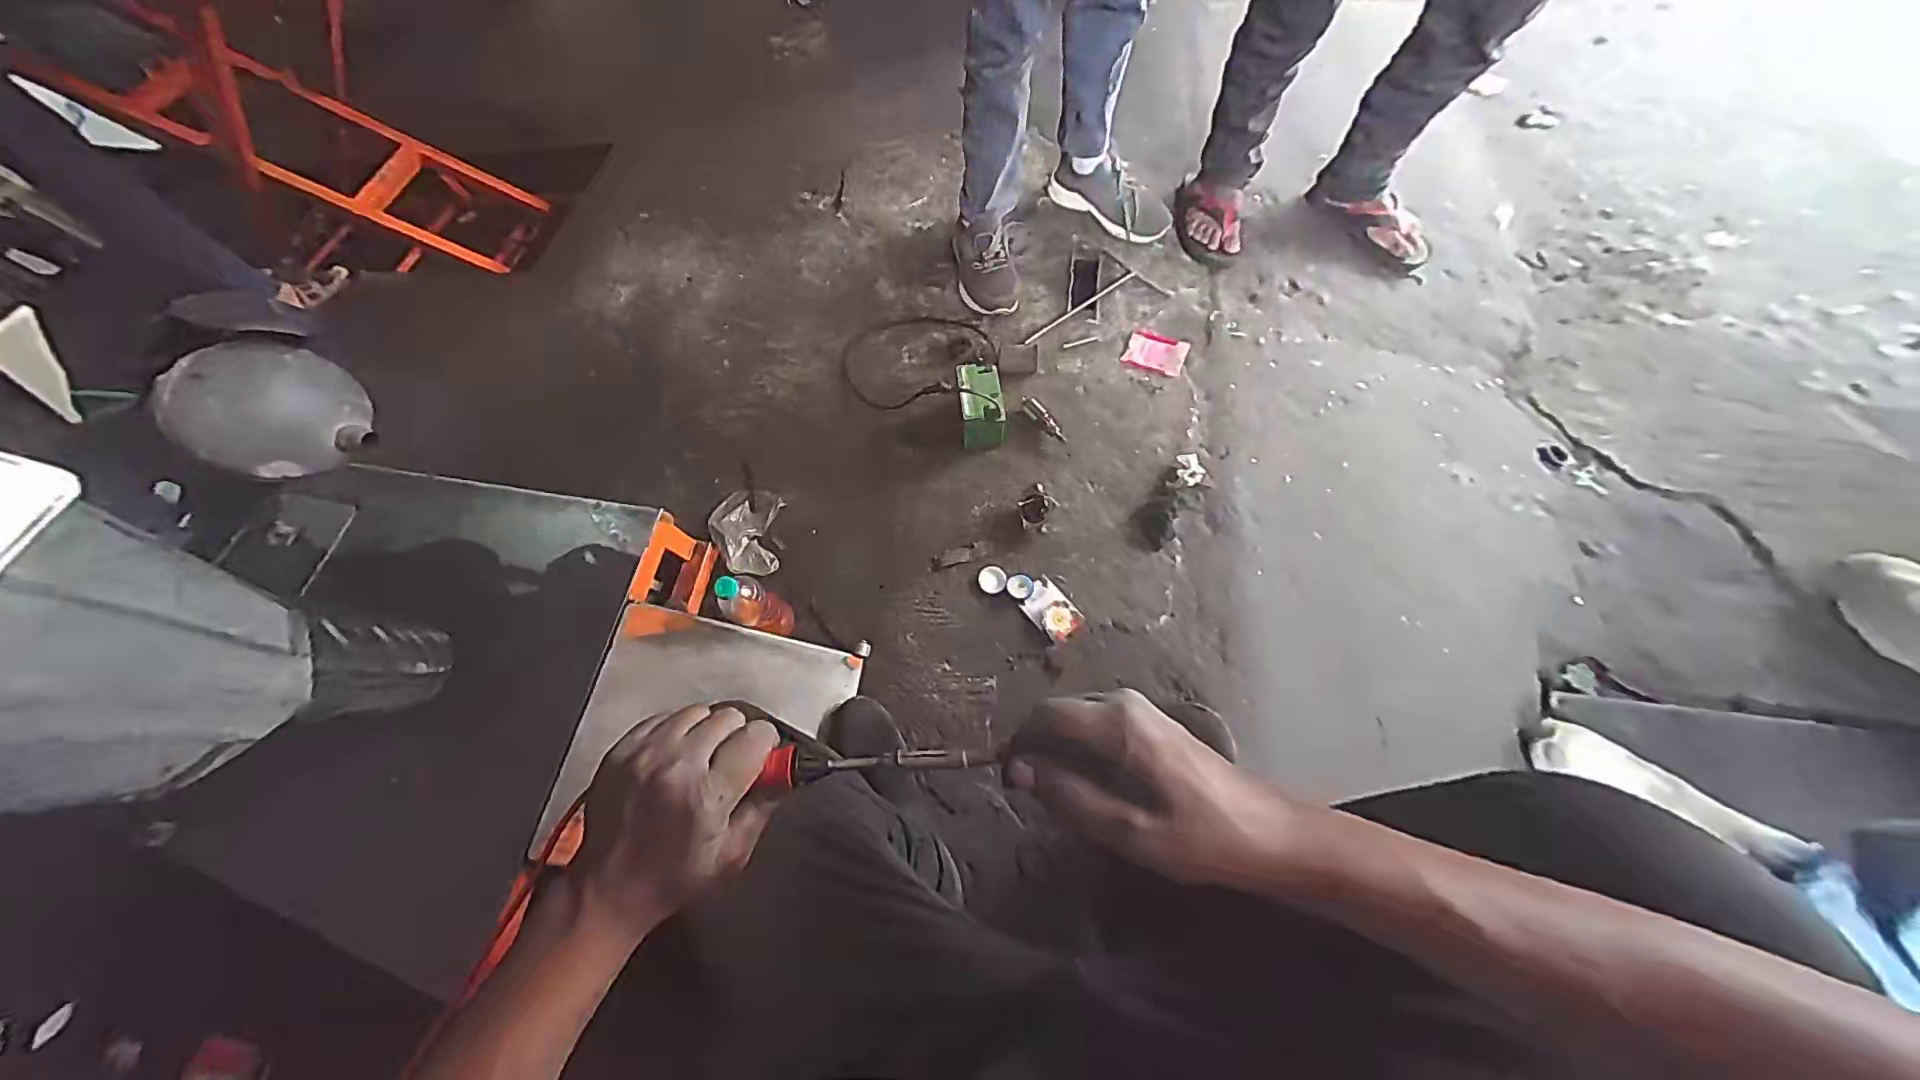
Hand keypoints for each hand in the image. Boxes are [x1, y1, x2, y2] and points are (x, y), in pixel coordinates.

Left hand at [567, 704, 780, 938]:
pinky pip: (664, 717)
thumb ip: (764, 805)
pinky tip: (674, 758)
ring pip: (697, 711)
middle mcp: (674, 766)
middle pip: (729, 717)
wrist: (607, 891)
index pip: (756, 736)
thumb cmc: (671, 879)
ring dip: (705, 731)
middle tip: (728, 763)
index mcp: (707, 795)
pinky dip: (675, 732)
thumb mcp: (732, 854)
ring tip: (700, 759)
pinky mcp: (622, 750)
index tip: (762, 757)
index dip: (766, 746)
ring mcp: (644, 755)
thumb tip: (786, 771)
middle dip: (736, 737)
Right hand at [1004, 689, 1303, 888]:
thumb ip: (1070, 797)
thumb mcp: (1129, 831)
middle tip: (1037, 797)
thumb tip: (1023, 770)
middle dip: (1038, 749)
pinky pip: (1096, 725)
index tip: (1012, 782)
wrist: (1270, 833)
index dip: (1019, 745)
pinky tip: (1097, 788)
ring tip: (1066, 798)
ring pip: (1076, 720)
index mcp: (1119, 724)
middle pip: (1058, 714)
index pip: (1046, 715)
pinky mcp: (1149, 722)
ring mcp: (1139, 709)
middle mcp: (1125, 703)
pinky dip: (1081, 751)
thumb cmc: (1203, 837)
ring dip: (1059, 752)